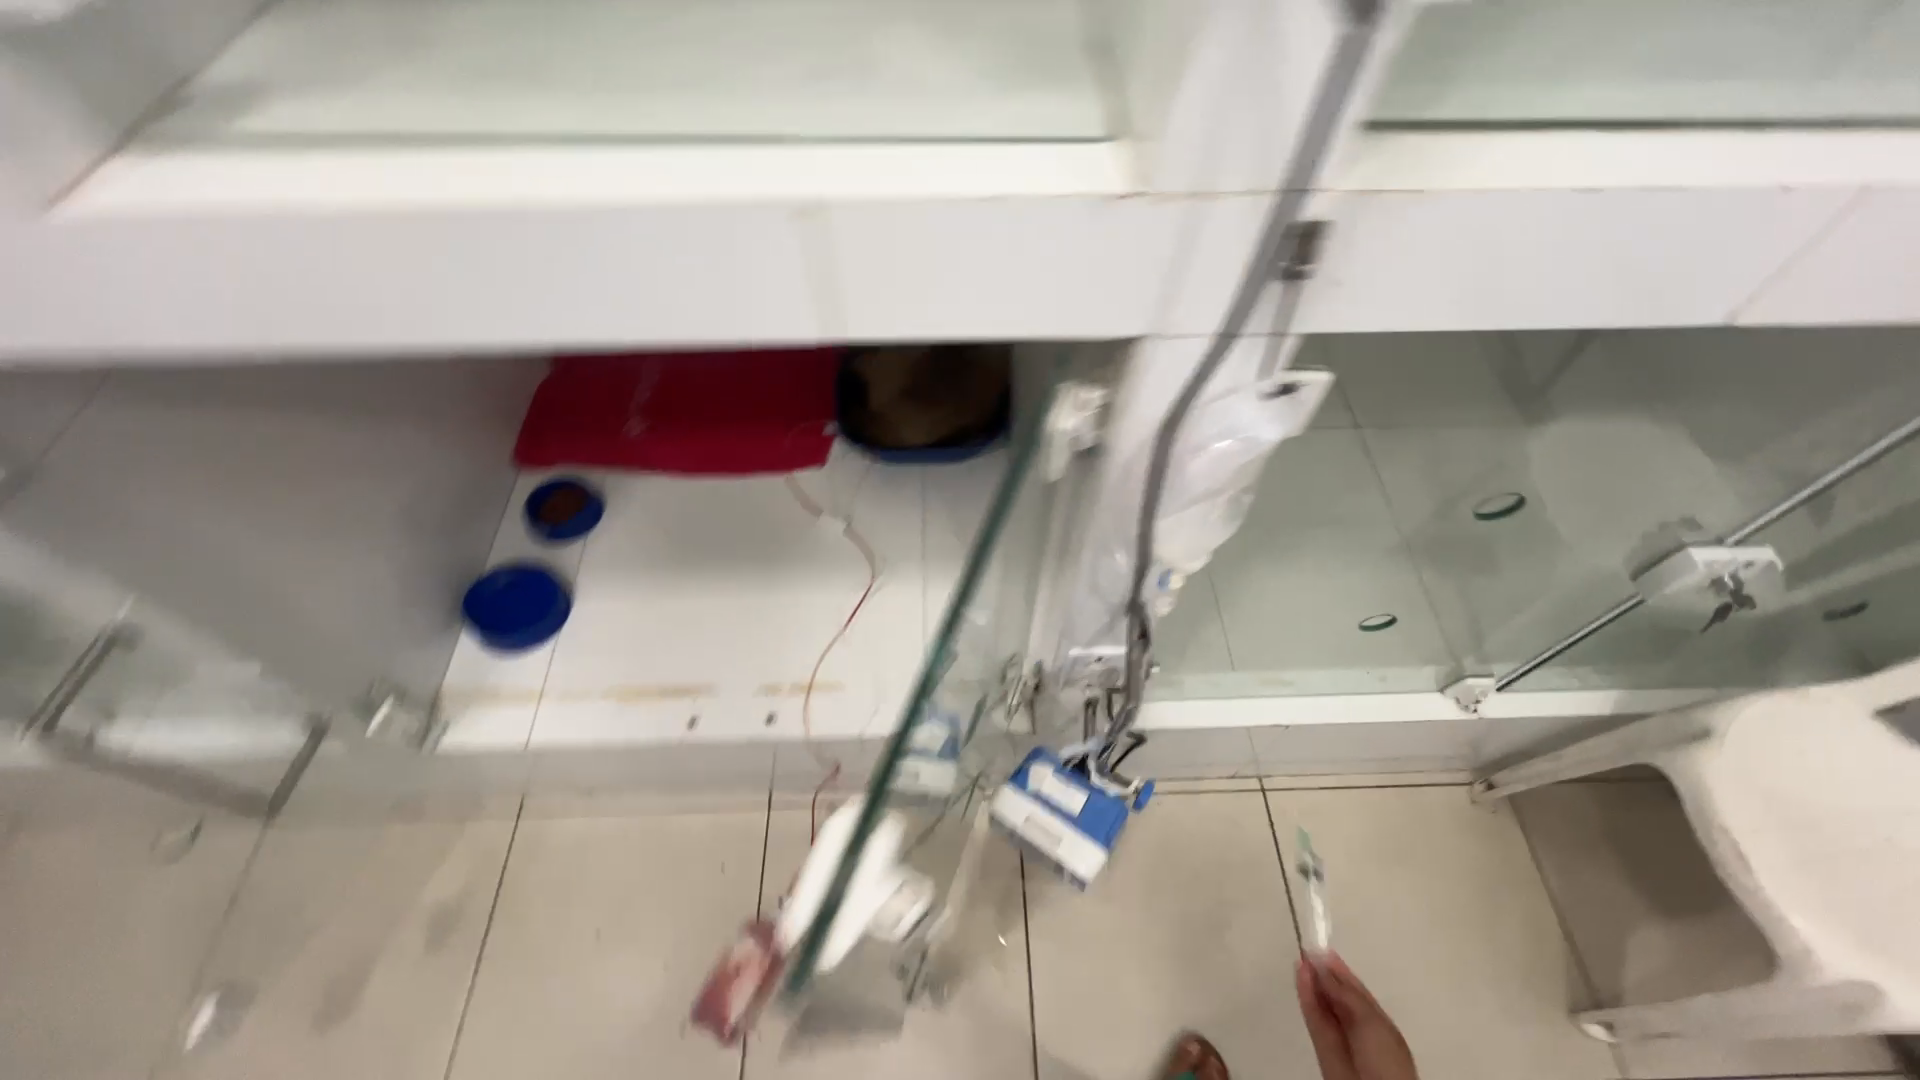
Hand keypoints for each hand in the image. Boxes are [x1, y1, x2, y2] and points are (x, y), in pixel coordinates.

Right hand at [1296, 953, 1418, 1079]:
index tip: (1323, 949)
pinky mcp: (1322, 1047)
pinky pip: (1313, 1018)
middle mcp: (1359, 1028)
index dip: (1340, 970)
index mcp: (1380, 1023)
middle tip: (1307, 950)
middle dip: (1323, 974)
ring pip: (1323, 1006)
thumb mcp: (1372, 1022)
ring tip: (1300, 958)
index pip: (1357, 991)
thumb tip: (1323, 967)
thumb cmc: (1384, 1059)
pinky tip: (1300, 975)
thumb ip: (1346, 994)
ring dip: (1312, 982)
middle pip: (1337, 997)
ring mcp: (1340, 1037)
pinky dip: (1306, 996)